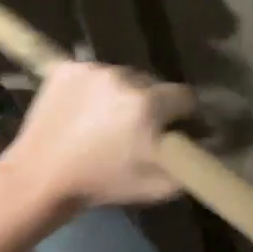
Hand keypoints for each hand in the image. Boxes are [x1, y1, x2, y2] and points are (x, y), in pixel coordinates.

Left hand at [0, 61, 195, 210]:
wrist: (43, 173)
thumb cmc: (105, 182)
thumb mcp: (163, 183)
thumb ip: (194, 159)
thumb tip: (210, 139)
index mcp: (148, 103)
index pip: (184, 96)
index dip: (183, 114)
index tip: (175, 128)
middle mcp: (120, 76)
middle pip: (150, 83)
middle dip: (150, 102)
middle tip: (136, 126)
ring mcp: (88, 69)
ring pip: (120, 76)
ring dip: (120, 92)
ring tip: (106, 118)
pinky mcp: (63, 68)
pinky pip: (91, 73)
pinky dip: (93, 87)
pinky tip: (84, 108)